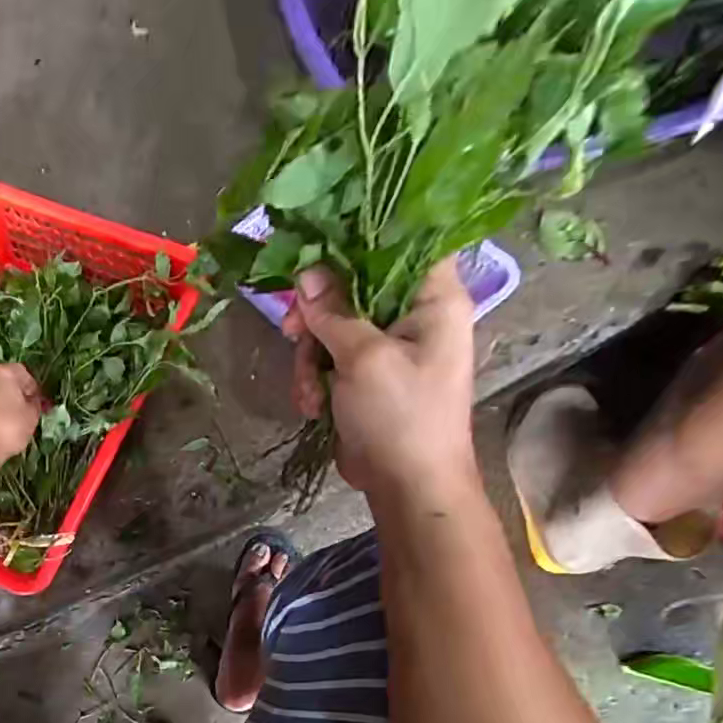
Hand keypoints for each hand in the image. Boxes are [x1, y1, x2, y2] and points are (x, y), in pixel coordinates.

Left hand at [0, 363, 41, 464]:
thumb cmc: (10, 428)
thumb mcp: (32, 416)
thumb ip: (35, 403)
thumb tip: (32, 400)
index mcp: (3, 373)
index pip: (23, 373)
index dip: (33, 388)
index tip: (39, 403)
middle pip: (4, 382)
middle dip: (15, 394)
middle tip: (25, 412)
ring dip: (1, 404)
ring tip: (10, 423)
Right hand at [282, 257, 477, 496]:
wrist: (408, 488)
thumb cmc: (401, 416)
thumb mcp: (364, 357)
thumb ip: (333, 310)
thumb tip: (306, 271)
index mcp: (433, 298)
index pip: (403, 240)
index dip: (359, 235)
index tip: (316, 243)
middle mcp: (413, 316)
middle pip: (354, 286)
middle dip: (317, 313)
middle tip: (290, 330)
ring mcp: (387, 349)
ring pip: (334, 326)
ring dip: (311, 358)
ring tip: (309, 392)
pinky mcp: (365, 377)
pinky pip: (330, 359)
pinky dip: (316, 380)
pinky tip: (312, 406)